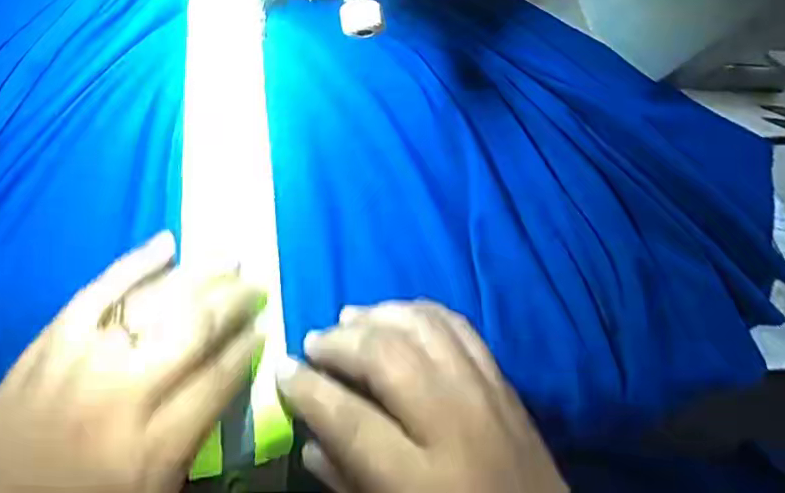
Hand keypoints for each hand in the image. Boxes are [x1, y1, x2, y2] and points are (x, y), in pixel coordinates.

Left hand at [0, 231, 263, 492]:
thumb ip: (189, 447)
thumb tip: (225, 387)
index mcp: (149, 449)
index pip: (220, 379)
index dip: (249, 347)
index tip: (267, 325)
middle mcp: (124, 395)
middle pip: (197, 329)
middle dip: (236, 302)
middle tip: (258, 284)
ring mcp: (84, 361)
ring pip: (158, 301)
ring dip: (201, 275)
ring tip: (230, 258)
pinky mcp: (49, 343)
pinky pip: (100, 290)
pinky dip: (134, 263)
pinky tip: (166, 243)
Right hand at [277, 300, 566, 492]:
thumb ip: (350, 485)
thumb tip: (310, 439)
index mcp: (422, 479)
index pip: (352, 420)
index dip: (310, 390)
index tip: (282, 370)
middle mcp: (453, 421)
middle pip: (388, 358)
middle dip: (342, 342)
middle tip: (312, 340)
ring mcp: (483, 389)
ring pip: (423, 328)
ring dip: (379, 315)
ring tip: (348, 318)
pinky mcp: (502, 375)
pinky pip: (457, 324)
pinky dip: (422, 310)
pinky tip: (398, 313)